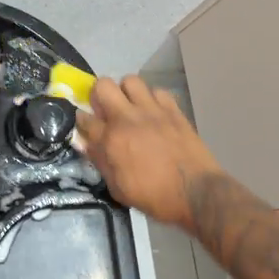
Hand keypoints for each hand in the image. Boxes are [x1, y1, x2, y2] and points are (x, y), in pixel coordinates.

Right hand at [74, 75, 221, 234]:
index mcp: (111, 140)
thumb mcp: (118, 188)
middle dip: (99, 95)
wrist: (197, 193)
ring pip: (130, 80)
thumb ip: (100, 162)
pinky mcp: (173, 110)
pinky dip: (152, 99)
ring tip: (130, 107)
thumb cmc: (155, 197)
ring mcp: (152, 111)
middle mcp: (127, 119)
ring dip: (126, 92)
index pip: (84, 118)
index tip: (85, 125)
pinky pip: (157, 91)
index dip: (81, 121)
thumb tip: (86, 143)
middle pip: (102, 86)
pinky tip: (154, 113)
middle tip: (106, 110)